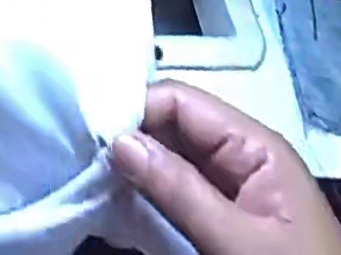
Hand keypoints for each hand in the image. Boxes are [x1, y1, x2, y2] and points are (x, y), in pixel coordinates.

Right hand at [111, 80, 340, 254]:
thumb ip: (180, 190)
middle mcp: (240, 153)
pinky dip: (150, 196)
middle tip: (87, 158)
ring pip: (173, 158)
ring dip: (138, 167)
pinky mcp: (226, 218)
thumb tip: (121, 140)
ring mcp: (233, 186)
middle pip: (176, 126)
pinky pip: (180, 192)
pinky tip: (120, 203)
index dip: (139, 108)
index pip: (184, 101)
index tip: (95, 133)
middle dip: (134, 137)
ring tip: (95, 177)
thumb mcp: (238, 241)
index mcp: (253, 142)